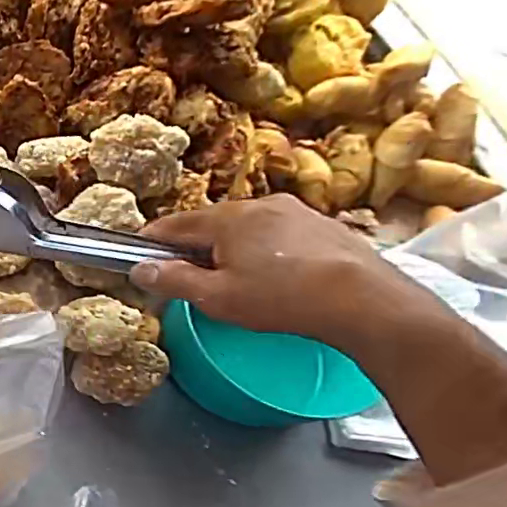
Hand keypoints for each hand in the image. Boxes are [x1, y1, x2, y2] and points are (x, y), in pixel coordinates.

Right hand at [131, 194, 448, 352]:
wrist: (368, 302)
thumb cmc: (281, 299)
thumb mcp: (215, 297)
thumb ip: (172, 280)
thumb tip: (139, 268)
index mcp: (227, 218)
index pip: (172, 225)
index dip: (150, 242)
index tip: (138, 260)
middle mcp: (259, 204)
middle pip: (208, 223)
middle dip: (190, 247)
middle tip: (185, 278)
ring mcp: (295, 211)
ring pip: (242, 227)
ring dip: (227, 248)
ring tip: (229, 279)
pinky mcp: (322, 225)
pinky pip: (273, 232)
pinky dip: (260, 249)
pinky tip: (269, 276)